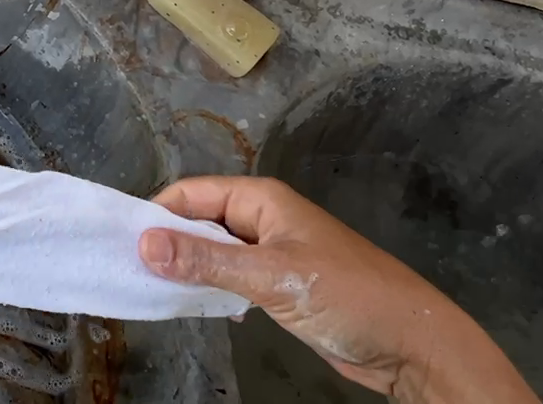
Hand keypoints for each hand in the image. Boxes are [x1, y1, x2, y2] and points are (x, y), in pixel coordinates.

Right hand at [138, 177, 537, 403]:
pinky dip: (210, 284)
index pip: (191, 194)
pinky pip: (231, 274)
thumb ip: (205, 261)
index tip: (123, 240)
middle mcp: (261, 218)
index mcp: (260, 199)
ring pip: (213, 249)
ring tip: (152, 285)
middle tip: (132, 266)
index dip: (156, 213)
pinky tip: (193, 301)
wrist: (418, 348)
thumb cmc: (347, 296)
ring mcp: (271, 251)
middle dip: (169, 241)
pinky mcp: (279, 283)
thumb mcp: (270, 278)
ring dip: (188, 265)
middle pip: (199, 220)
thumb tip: (142, 244)